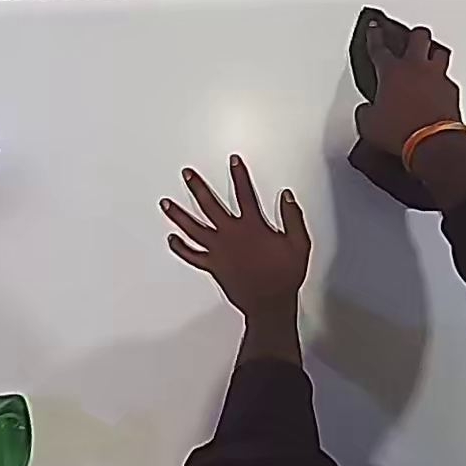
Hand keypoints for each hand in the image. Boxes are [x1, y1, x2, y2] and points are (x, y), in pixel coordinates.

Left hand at [162, 156, 311, 322]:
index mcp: (253, 226)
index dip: (239, 175)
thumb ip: (292, 217)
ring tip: (166, 203)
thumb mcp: (299, 243)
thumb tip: (286, 197)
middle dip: (197, 187)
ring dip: (178, 214)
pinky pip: (191, 255)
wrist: (270, 303)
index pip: (244, 193)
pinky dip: (180, 247)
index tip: (233, 161)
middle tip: (187, 174)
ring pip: (192, 228)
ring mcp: (219, 251)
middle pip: (210, 205)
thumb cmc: (284, 276)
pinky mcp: (213, 266)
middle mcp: (231, 235)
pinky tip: (172, 239)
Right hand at [354, 22, 465, 207]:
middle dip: (412, 35)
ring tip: (429, 54)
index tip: (374, 29)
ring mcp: (437, 78)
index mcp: (392, 72)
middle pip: (418, 36)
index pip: (379, 47)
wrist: (432, 145)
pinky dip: (442, 80)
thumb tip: (367, 112)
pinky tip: (439, 86)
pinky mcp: (452, 92)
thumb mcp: (369, 125)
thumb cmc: (402, 132)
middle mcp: (416, 69)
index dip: (375, 36)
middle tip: (409, 37)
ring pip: (438, 51)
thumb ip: (366, 112)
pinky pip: (448, 78)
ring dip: (432, 52)